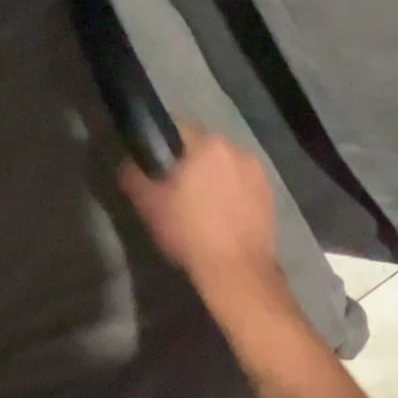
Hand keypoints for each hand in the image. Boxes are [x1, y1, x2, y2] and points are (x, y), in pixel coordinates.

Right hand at [118, 124, 278, 287]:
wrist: (236, 270)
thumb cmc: (188, 231)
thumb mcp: (148, 204)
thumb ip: (132, 175)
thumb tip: (127, 162)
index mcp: (207, 144)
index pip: (177, 127)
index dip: (160, 143)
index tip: (152, 163)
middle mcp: (237, 148)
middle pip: (204, 146)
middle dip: (188, 161)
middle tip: (173, 186)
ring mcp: (258, 172)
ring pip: (225, 165)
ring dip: (212, 176)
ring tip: (199, 204)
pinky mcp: (270, 194)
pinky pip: (242, 183)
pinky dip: (231, 192)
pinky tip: (220, 216)